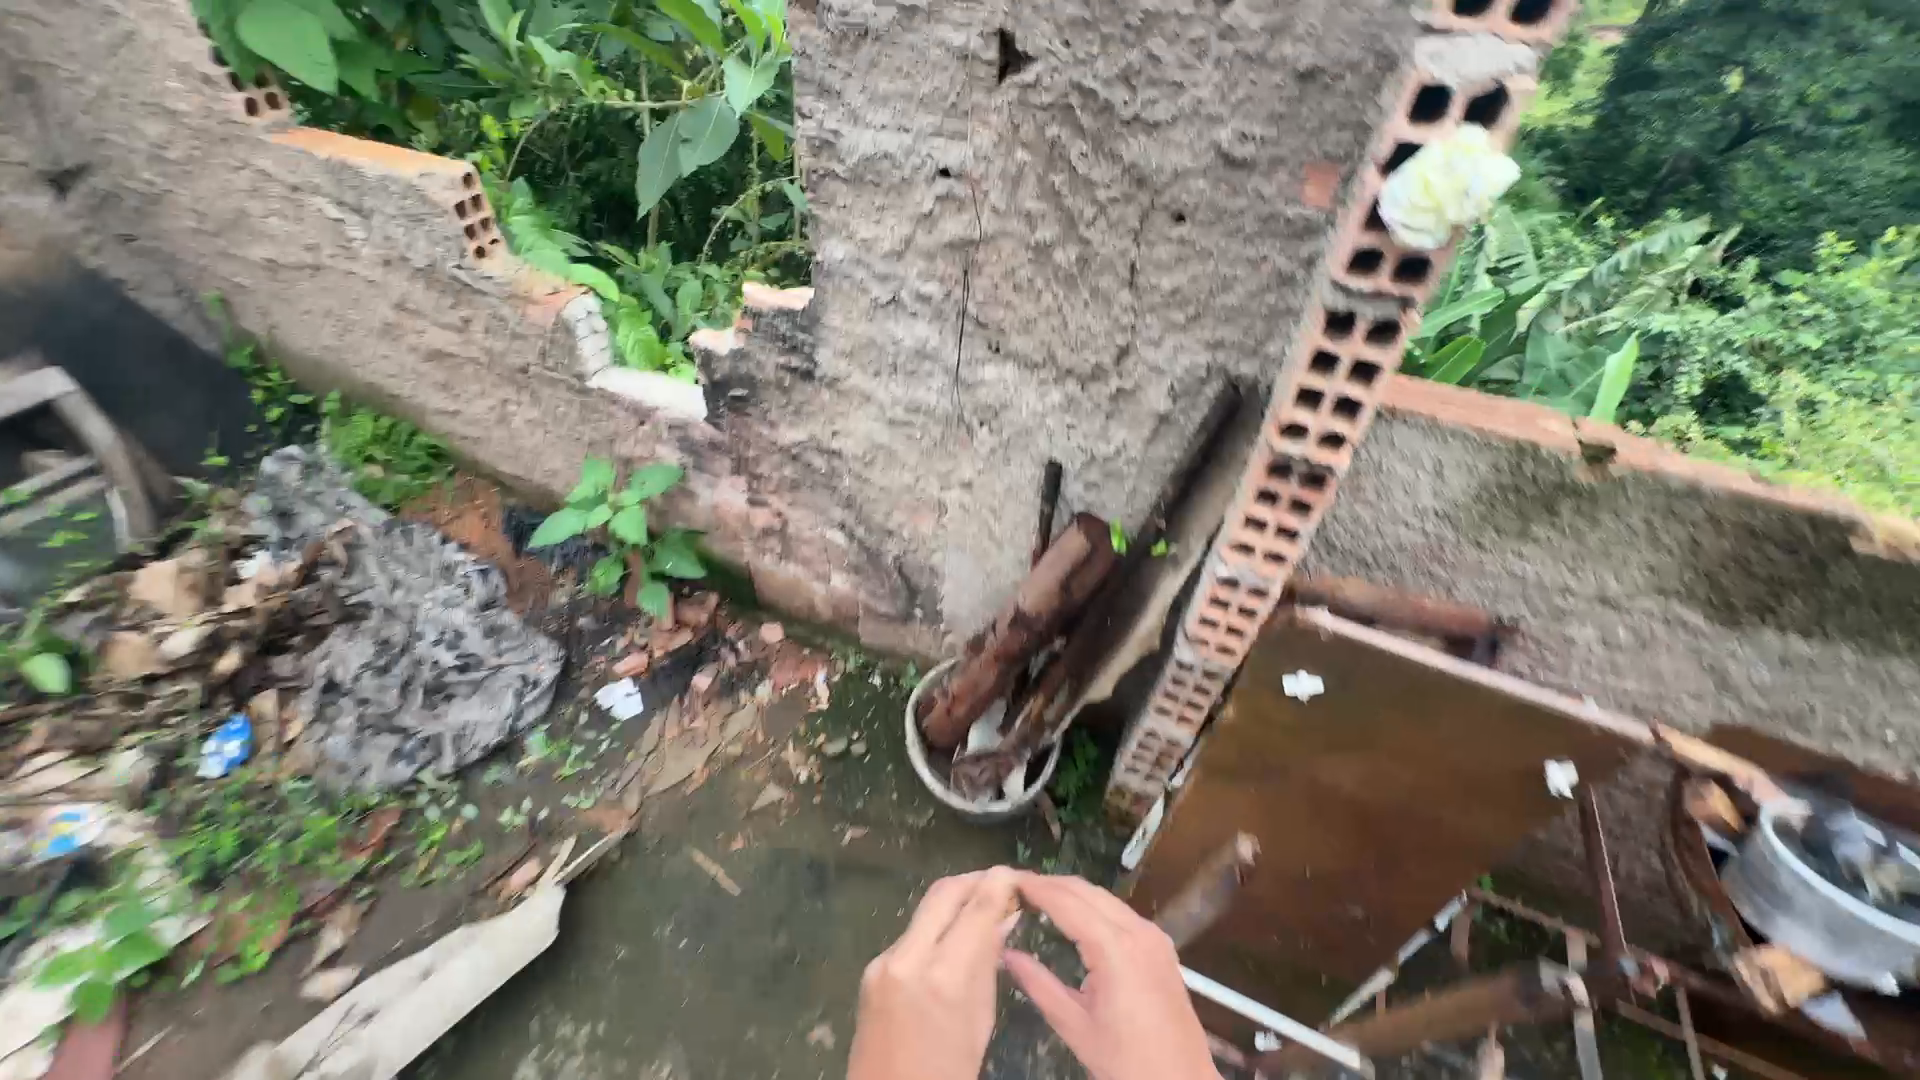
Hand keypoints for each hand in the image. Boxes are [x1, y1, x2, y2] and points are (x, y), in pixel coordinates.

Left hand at [849, 867, 1021, 1079]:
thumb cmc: (947, 1074)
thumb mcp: (980, 1023)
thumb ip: (987, 964)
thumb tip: (1003, 918)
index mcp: (943, 977)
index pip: (976, 909)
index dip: (999, 884)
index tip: (1016, 874)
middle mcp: (908, 957)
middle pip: (944, 893)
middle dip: (974, 881)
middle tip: (1000, 883)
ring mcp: (883, 961)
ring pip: (926, 910)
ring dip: (955, 901)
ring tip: (982, 907)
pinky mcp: (871, 969)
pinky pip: (910, 935)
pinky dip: (935, 929)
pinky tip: (952, 940)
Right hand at [1003, 872, 1220, 1079]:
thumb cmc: (1127, 1063)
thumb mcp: (1075, 1027)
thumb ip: (1038, 985)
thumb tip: (1006, 954)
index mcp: (1115, 948)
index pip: (1066, 902)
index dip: (1035, 887)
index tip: (1007, 879)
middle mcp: (1137, 930)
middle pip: (1086, 891)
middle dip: (1050, 884)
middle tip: (1017, 886)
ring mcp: (1153, 935)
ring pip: (1105, 897)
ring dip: (1071, 892)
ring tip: (1038, 897)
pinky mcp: (1161, 945)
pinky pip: (1120, 912)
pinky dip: (1093, 906)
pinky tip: (1074, 916)